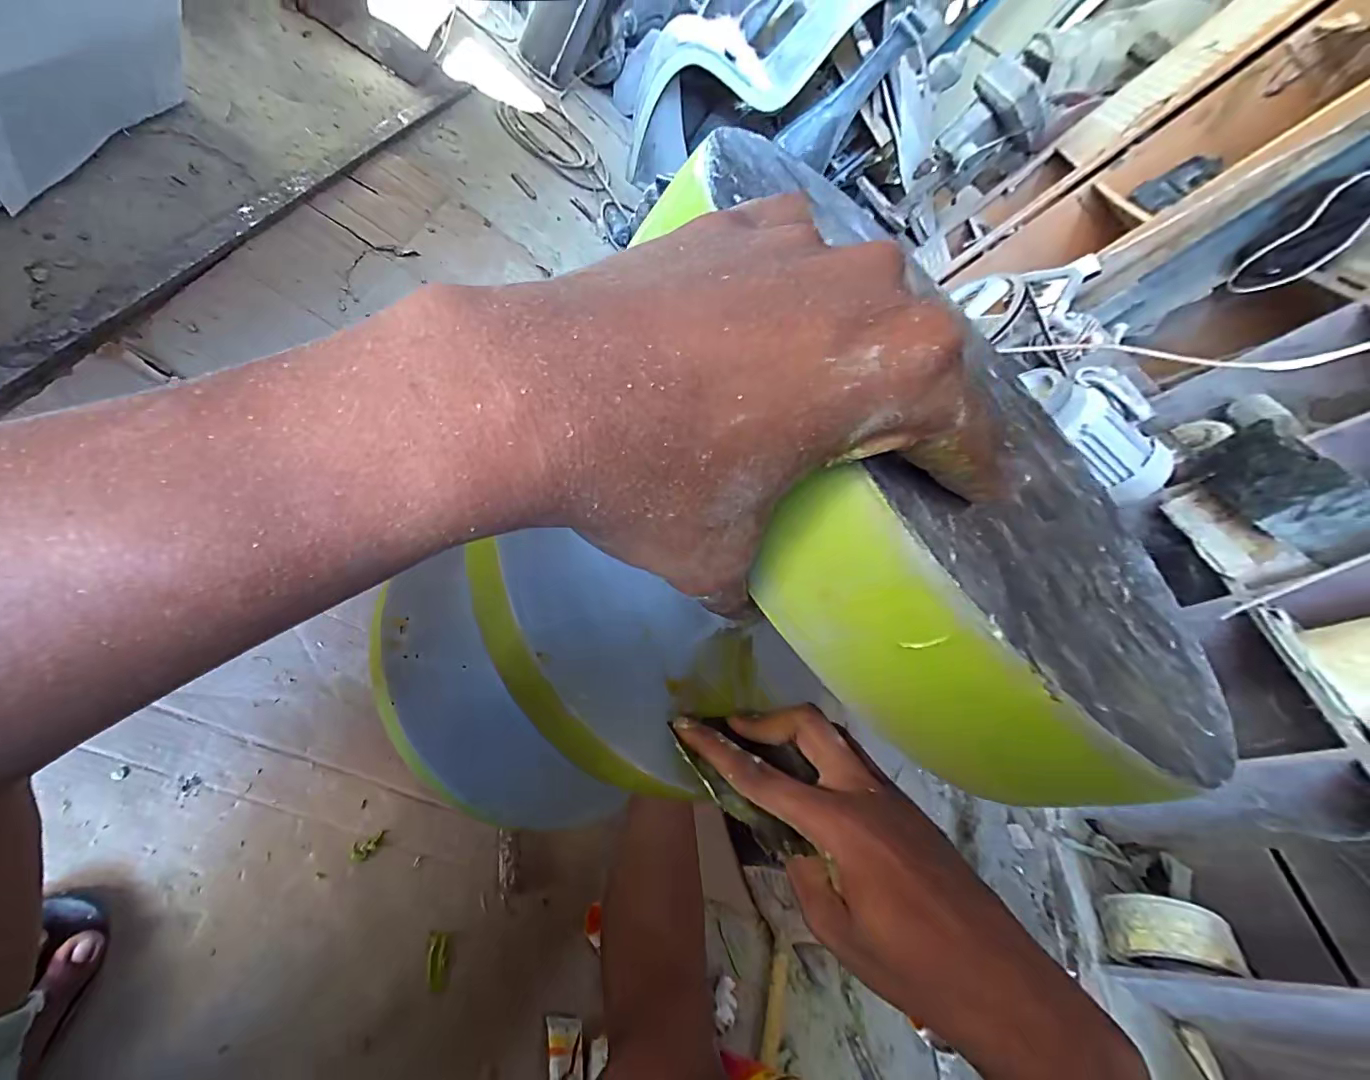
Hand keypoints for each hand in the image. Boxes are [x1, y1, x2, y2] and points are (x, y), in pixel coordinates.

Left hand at [452, 194, 1000, 609]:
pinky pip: (771, 265)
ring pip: (838, 300)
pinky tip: (727, 329)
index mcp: (903, 366)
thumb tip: (737, 599)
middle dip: (891, 400)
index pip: (963, 432)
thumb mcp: (710, 558)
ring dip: (825, 341)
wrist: (534, 391)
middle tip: (854, 443)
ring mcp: (792, 242)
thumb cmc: (642, 478)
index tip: (964, 492)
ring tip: (780, 385)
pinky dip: (763, 298)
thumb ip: (743, 582)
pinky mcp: (722, 224)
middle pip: (905, 354)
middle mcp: (869, 283)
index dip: (964, 470)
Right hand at [676, 707, 1145, 1079]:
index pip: (762, 776)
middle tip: (732, 730)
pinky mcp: (911, 816)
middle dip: (765, 719)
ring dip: (795, 735)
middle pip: (811, 725)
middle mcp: (868, 798)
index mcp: (842, 826)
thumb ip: (803, 873)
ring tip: (763, 752)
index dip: (716, 748)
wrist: (1014, 995)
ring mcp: (896, 802)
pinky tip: (808, 792)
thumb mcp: (836, 929)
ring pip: (838, 740)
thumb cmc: (916, 969)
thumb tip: (797, 847)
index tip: (686, 724)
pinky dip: (820, 761)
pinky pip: (855, 767)